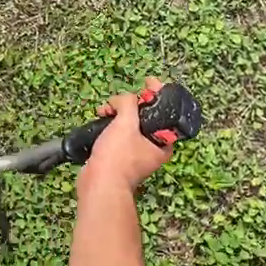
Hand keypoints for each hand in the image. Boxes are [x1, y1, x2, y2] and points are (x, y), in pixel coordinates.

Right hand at [79, 77, 173, 193]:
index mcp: (163, 142)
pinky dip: (110, 123)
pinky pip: (118, 132)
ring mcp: (136, 151)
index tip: (148, 81)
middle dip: (130, 103)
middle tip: (119, 100)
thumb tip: (123, 100)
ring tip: (104, 110)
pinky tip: (100, 118)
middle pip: (145, 115)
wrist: (99, 183)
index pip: (166, 111)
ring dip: (117, 111)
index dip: (157, 93)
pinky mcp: (120, 154)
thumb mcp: (126, 123)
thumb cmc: (118, 157)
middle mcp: (153, 146)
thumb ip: (129, 103)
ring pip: (129, 122)